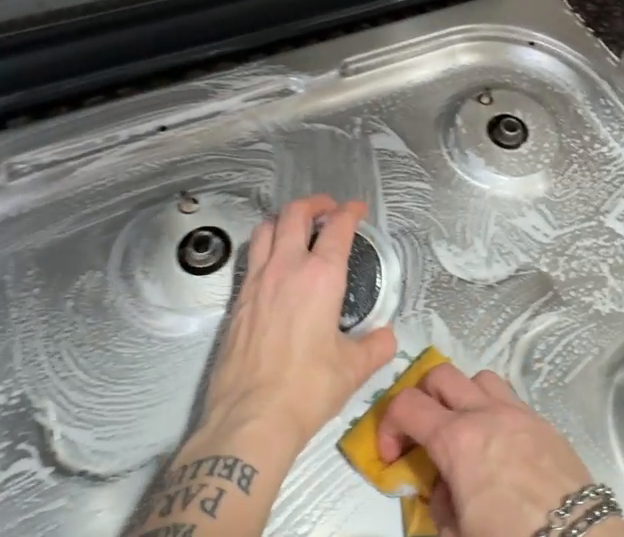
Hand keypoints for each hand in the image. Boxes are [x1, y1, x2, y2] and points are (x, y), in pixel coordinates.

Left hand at [202, 195, 397, 455]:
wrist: (250, 420)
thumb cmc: (307, 390)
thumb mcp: (353, 369)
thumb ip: (376, 346)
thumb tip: (386, 337)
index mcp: (321, 277)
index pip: (337, 228)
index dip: (350, 212)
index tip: (358, 209)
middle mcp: (286, 269)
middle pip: (295, 214)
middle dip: (314, 203)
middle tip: (328, 209)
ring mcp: (256, 282)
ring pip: (266, 228)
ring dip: (284, 219)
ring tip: (298, 227)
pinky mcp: (237, 301)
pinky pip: (252, 257)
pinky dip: (266, 246)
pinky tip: (275, 264)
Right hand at [376, 363, 623, 536]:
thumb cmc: (511, 536)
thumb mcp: (457, 533)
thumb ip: (441, 503)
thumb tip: (444, 488)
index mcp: (457, 438)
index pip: (406, 405)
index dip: (389, 426)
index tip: (392, 457)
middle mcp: (485, 412)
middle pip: (440, 375)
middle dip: (423, 398)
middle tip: (423, 434)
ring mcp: (517, 411)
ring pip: (478, 378)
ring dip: (462, 397)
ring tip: (463, 431)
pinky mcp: (543, 421)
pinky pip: (510, 397)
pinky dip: (493, 409)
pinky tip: (498, 444)